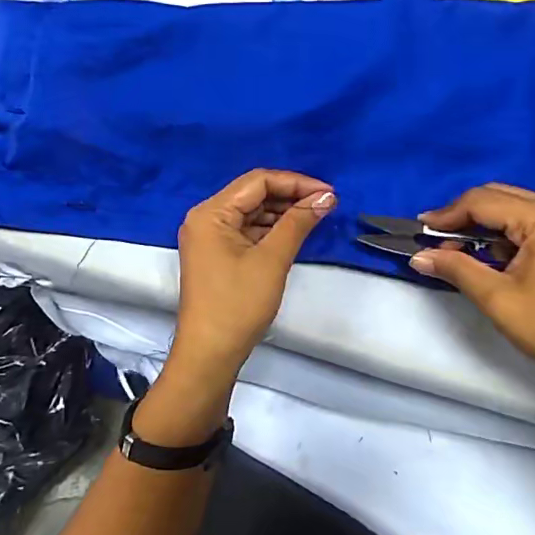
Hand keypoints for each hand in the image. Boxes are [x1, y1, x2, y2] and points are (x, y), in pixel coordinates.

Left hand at [173, 169, 334, 375]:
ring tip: (316, 216)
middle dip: (290, 195)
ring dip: (282, 212)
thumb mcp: (272, 259)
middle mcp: (205, 218)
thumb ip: (298, 222)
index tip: (328, 193)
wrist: (210, 353)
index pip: (257, 181)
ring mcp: (209, 237)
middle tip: (326, 204)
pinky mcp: (216, 253)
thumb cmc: (238, 305)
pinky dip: (270, 229)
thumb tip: (325, 197)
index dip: (295, 182)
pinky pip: (246, 229)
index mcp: (211, 213)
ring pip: (251, 212)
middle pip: (253, 193)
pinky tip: (295, 231)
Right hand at [410, 183, 534, 393]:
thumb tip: (419, 256)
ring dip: (494, 226)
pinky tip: (511, 261)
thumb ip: (457, 269)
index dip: (448, 214)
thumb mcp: (499, 300)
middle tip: (441, 240)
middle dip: (469, 216)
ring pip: (526, 210)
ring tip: (473, 254)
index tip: (420, 229)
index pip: (483, 201)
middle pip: (505, 198)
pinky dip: (521, 235)